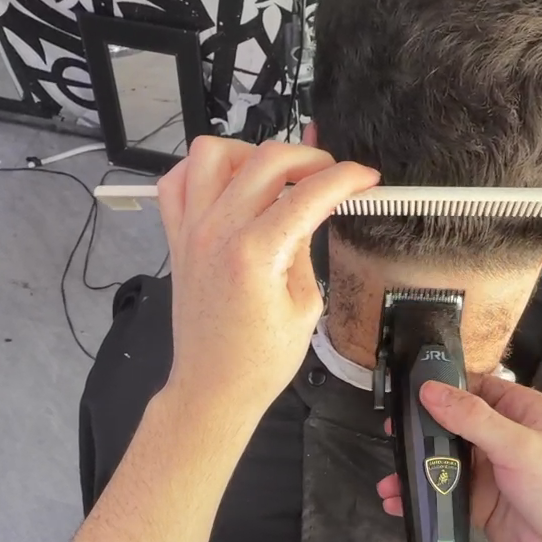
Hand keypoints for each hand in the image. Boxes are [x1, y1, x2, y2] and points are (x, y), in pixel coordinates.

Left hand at [154, 137, 379, 420]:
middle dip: (309, 158)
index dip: (346, 179)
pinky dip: (202, 172)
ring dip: (251, 154)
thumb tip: (309, 212)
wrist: (213, 388)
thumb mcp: (305, 307)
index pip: (310, 194)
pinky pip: (177, 182)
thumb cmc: (257, 362)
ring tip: (274, 177)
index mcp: (257, 253)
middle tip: (329, 176)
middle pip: (267, 160)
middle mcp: (219, 232)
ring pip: (214, 153)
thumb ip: (305, 249)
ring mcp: (192, 231)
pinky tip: (228, 186)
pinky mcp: (178, 240)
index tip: (364, 179)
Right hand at [377, 377, 541, 541]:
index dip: (444, 388)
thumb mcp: (518, 448)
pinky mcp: (479, 502)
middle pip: (453, 425)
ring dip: (416, 469)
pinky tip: (398, 502)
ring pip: (444, 461)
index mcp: (522, 411)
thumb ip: (472, 419)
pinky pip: (444, 492)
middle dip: (420, 432)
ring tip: (389, 482)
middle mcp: (504, 436)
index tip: (407, 393)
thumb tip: (428, 390)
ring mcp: (490, 471)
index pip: (476, 388)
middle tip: (390, 435)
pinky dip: (421, 496)